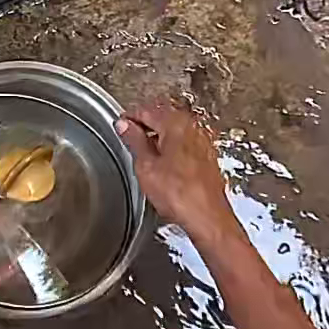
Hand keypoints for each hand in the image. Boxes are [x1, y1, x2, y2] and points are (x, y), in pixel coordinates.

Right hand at [116, 99, 244, 241]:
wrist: (207, 218)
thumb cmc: (180, 195)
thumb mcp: (145, 166)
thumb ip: (134, 141)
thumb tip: (124, 125)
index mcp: (176, 125)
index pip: (148, 110)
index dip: (130, 117)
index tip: (120, 124)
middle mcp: (193, 129)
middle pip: (164, 117)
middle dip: (146, 124)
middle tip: (128, 133)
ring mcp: (203, 143)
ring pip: (176, 130)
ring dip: (159, 135)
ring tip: (143, 149)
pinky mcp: (207, 158)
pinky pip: (185, 143)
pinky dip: (171, 146)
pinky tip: (163, 162)